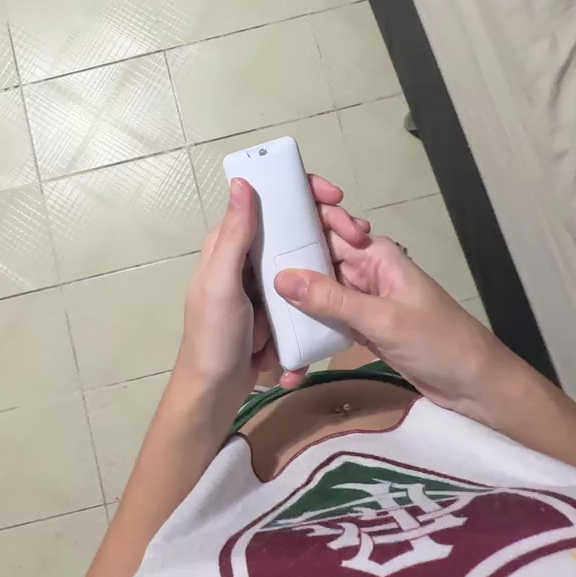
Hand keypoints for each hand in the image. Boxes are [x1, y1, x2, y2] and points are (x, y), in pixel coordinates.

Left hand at [174, 175, 372, 411]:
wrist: (217, 394)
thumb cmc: (213, 336)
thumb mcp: (221, 284)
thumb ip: (234, 236)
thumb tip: (242, 182)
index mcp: (229, 244)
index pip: (266, 203)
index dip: (299, 192)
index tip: (332, 196)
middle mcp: (248, 258)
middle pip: (292, 227)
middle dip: (326, 224)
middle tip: (357, 231)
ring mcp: (266, 284)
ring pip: (304, 257)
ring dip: (332, 253)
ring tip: (362, 251)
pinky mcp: (280, 309)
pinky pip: (308, 290)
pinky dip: (326, 287)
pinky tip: (349, 287)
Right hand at [275, 230, 530, 426]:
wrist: (478, 388)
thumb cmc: (439, 343)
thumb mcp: (383, 320)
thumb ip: (332, 299)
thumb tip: (281, 278)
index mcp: (374, 254)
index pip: (326, 226)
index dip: (294, 220)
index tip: (259, 228)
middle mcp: (364, 270)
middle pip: (315, 258)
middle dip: (284, 263)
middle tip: (244, 273)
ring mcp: (361, 299)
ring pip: (317, 290)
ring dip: (292, 299)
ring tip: (255, 305)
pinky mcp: (361, 326)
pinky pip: (327, 318)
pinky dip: (309, 326)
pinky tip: (284, 338)